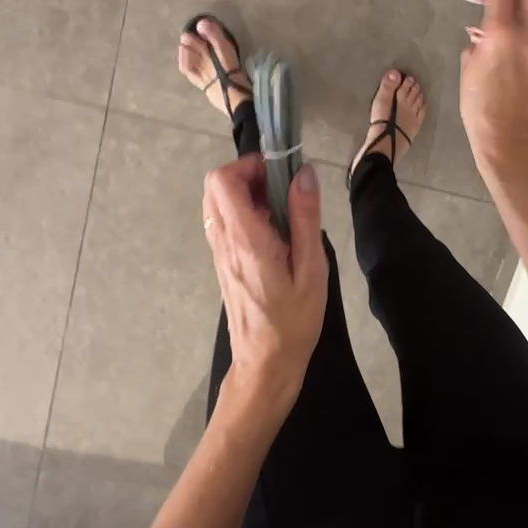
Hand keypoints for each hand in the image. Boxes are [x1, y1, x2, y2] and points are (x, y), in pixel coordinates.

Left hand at [202, 156, 325, 414]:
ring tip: (281, 210)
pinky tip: (274, 232)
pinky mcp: (223, 263)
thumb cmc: (294, 319)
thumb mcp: (312, 268)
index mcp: (245, 239)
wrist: (266, 363)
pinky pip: (224, 223)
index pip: (222, 180)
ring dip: (246, 194)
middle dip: (247, 175)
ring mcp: (219, 253)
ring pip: (217, 204)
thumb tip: (303, 173)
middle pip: (215, 187)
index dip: (248, 165)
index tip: (280, 173)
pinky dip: (244, 213)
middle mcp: (224, 242)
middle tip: (282, 188)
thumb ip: (306, 217)